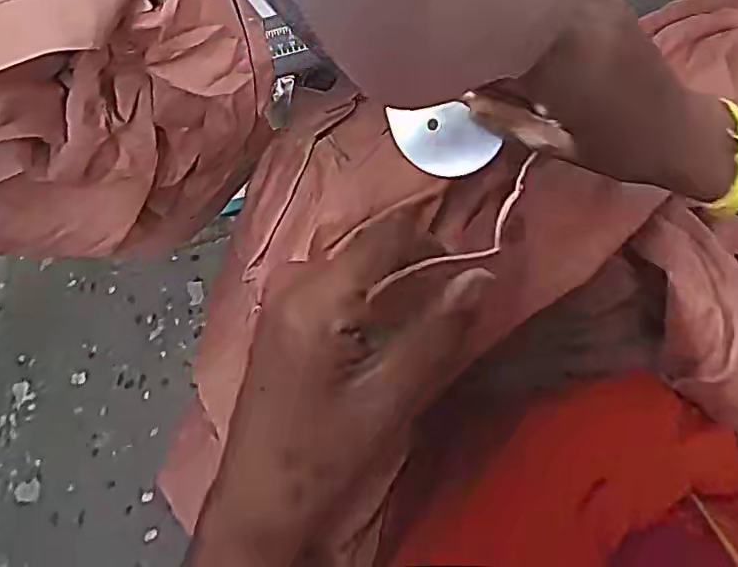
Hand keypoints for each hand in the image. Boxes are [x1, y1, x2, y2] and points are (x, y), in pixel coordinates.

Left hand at [190, 207, 493, 565]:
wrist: (257, 502)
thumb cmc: (320, 458)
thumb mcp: (388, 400)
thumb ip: (437, 332)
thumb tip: (480, 277)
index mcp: (316, 295)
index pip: (386, 233)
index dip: (431, 243)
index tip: (459, 273)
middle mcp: (294, 278)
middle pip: (371, 244)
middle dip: (414, 266)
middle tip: (444, 303)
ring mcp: (282, 290)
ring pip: (357, 260)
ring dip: (393, 281)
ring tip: (416, 321)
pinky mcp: (281, 306)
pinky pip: (338, 277)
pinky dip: (369, 294)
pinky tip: (380, 330)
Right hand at [466, 0, 735, 202]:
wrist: (684, 132)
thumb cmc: (617, 148)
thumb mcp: (550, 143)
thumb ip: (500, 114)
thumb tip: (461, 90)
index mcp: (562, 60)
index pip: (494, 35)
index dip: (466, 43)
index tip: (448, 56)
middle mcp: (579, 20)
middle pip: (513, 8)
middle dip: (487, 25)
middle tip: (467, 45)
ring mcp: (597, 5)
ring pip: (536, 0)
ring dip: (514, 17)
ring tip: (496, 39)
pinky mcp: (610, 2)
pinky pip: (559, 0)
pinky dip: (539, 15)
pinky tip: (531, 34)